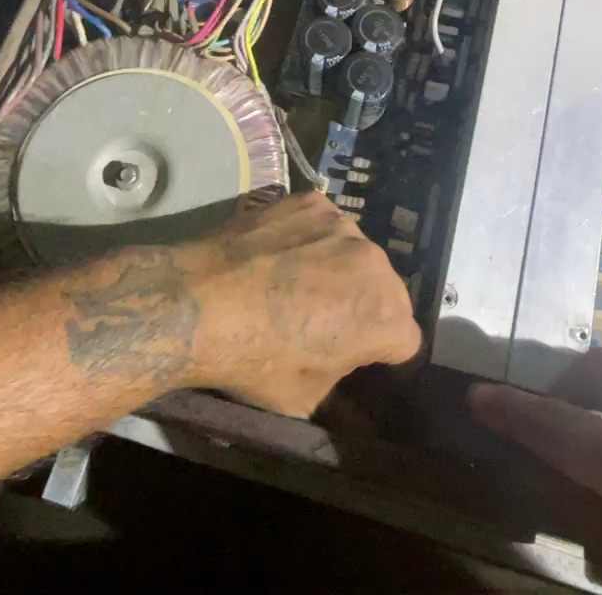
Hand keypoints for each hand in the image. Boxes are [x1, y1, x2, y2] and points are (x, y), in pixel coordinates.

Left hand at [184, 192, 421, 415]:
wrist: (196, 301)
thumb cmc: (253, 357)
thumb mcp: (305, 400)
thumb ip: (343, 388)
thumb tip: (352, 397)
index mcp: (384, 317)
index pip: (405, 341)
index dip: (382, 355)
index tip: (356, 358)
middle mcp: (376, 264)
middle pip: (386, 291)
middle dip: (365, 308)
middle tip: (325, 322)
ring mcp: (342, 225)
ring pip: (357, 253)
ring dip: (341, 269)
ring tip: (298, 284)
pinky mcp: (311, 202)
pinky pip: (326, 225)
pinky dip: (313, 238)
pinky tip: (282, 254)